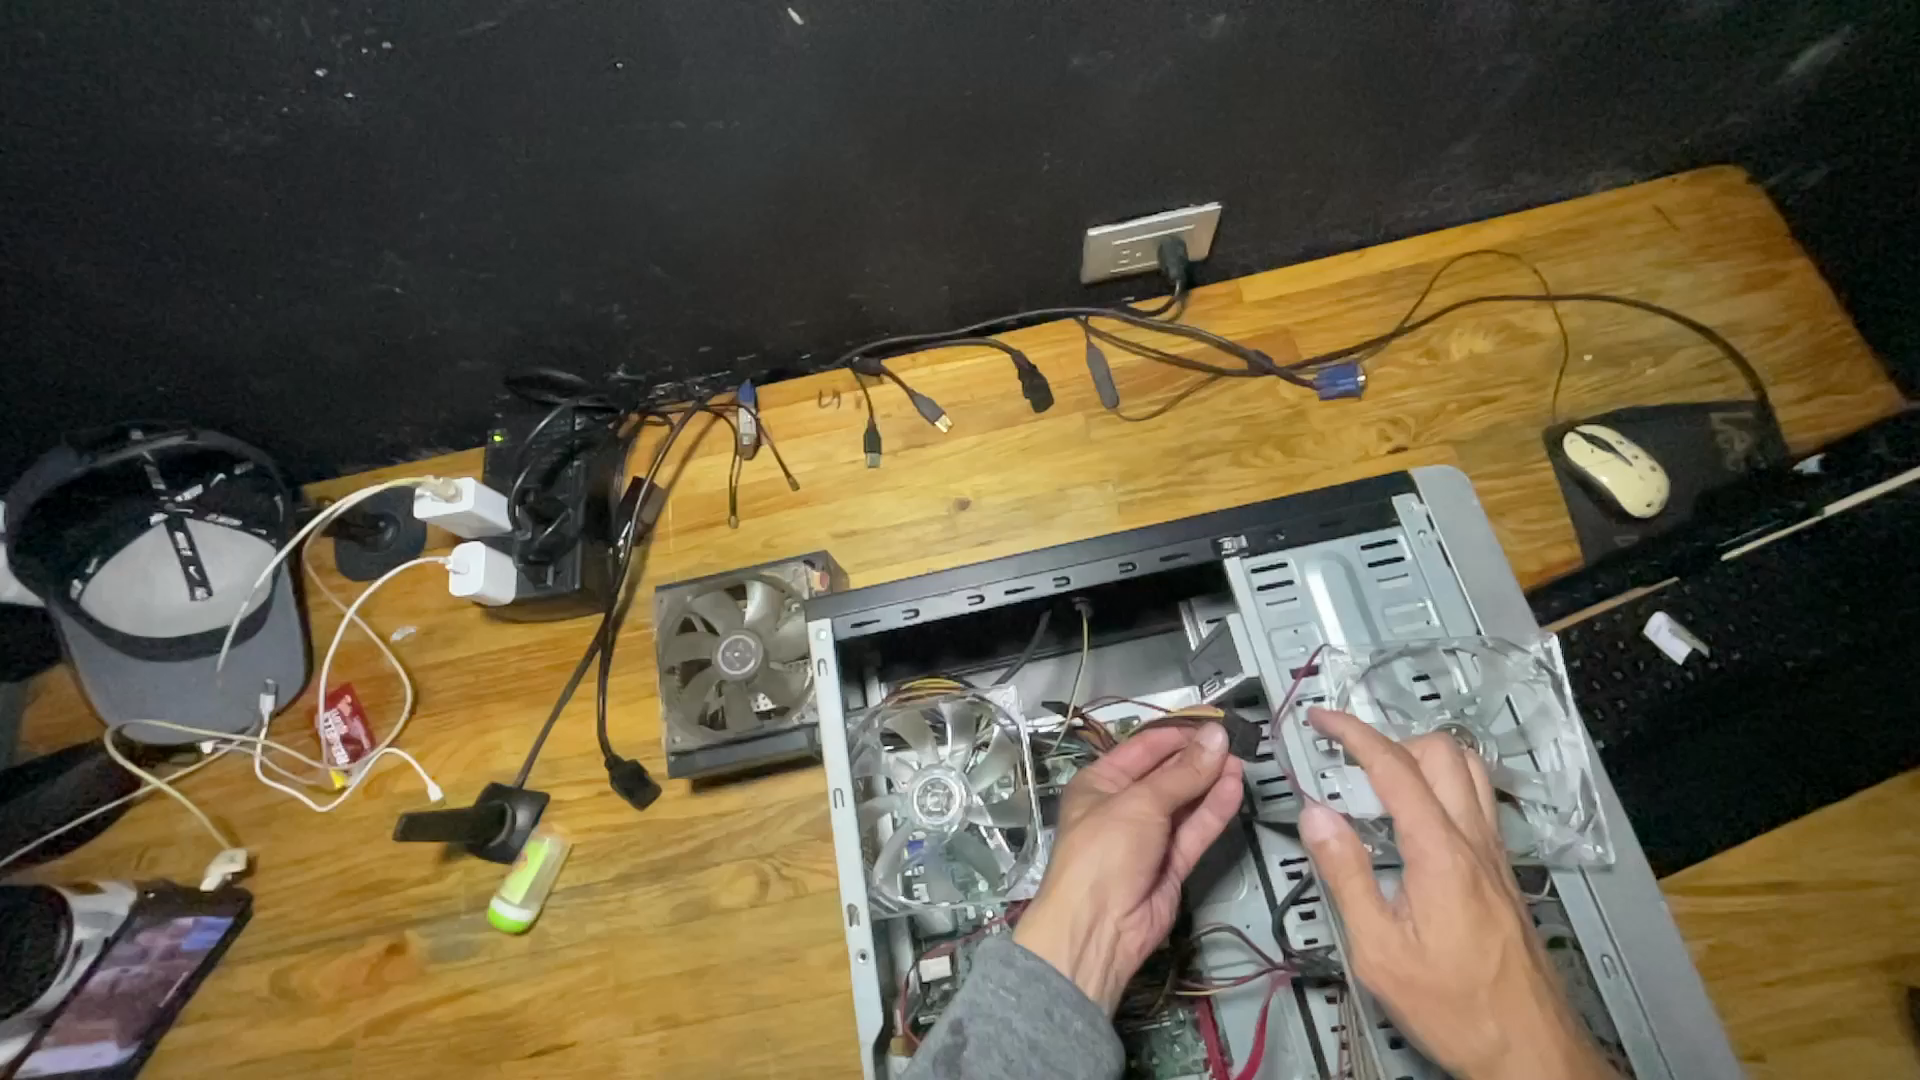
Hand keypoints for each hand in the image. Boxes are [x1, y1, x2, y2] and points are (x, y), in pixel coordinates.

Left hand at [1014, 723, 1243, 1012]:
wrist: (1099, 927)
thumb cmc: (1103, 852)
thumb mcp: (1140, 803)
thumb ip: (1183, 773)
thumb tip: (1216, 737)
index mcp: (1100, 782)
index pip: (1143, 748)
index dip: (1177, 735)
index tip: (1211, 723)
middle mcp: (1123, 805)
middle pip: (1166, 774)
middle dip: (1198, 758)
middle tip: (1235, 742)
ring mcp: (1149, 835)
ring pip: (1185, 802)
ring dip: (1211, 782)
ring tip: (1241, 761)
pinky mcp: (1171, 863)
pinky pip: (1195, 829)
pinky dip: (1214, 810)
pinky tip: (1234, 788)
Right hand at [1297, 707, 1616, 1079]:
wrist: (1535, 1056)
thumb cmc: (1453, 1007)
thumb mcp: (1379, 950)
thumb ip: (1345, 874)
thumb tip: (1315, 814)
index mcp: (1440, 853)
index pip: (1395, 767)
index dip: (1353, 732)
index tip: (1321, 717)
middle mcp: (1474, 842)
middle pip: (1442, 752)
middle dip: (1389, 739)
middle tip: (1349, 758)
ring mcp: (1495, 855)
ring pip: (1470, 770)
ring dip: (1422, 756)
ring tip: (1380, 776)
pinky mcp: (1503, 872)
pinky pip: (1476, 801)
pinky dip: (1441, 783)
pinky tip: (1413, 815)